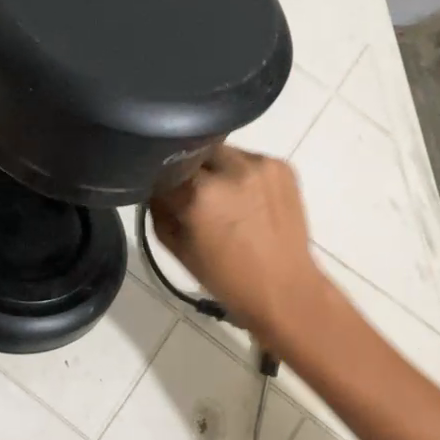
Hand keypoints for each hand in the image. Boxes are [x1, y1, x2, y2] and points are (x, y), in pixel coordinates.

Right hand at [149, 146, 327, 332]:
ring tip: (221, 196)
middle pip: (191, 152)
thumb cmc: (225, 276)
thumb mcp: (176, 247)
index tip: (162, 193)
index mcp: (198, 194)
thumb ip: (158, 209)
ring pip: (220, 152)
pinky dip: (239, 173)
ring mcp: (260, 165)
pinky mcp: (281, 165)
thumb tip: (155, 187)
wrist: (285, 288)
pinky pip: (247, 159)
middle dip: (186, 171)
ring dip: (213, 168)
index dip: (159, 181)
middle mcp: (229, 171)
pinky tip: (246, 197)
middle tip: (192, 195)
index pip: (163, 170)